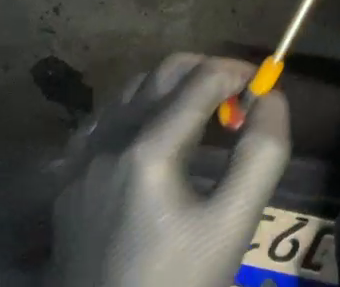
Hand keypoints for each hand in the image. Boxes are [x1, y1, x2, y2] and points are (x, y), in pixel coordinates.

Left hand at [51, 55, 290, 286]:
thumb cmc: (179, 282)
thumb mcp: (234, 225)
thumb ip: (262, 154)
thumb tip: (272, 97)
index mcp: (149, 150)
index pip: (202, 78)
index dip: (241, 72)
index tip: (265, 88)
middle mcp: (109, 144)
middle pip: (164, 72)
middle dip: (208, 72)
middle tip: (239, 99)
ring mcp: (80, 165)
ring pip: (132, 93)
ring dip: (173, 90)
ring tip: (204, 118)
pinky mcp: (67, 188)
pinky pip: (105, 125)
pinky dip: (138, 114)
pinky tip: (156, 142)